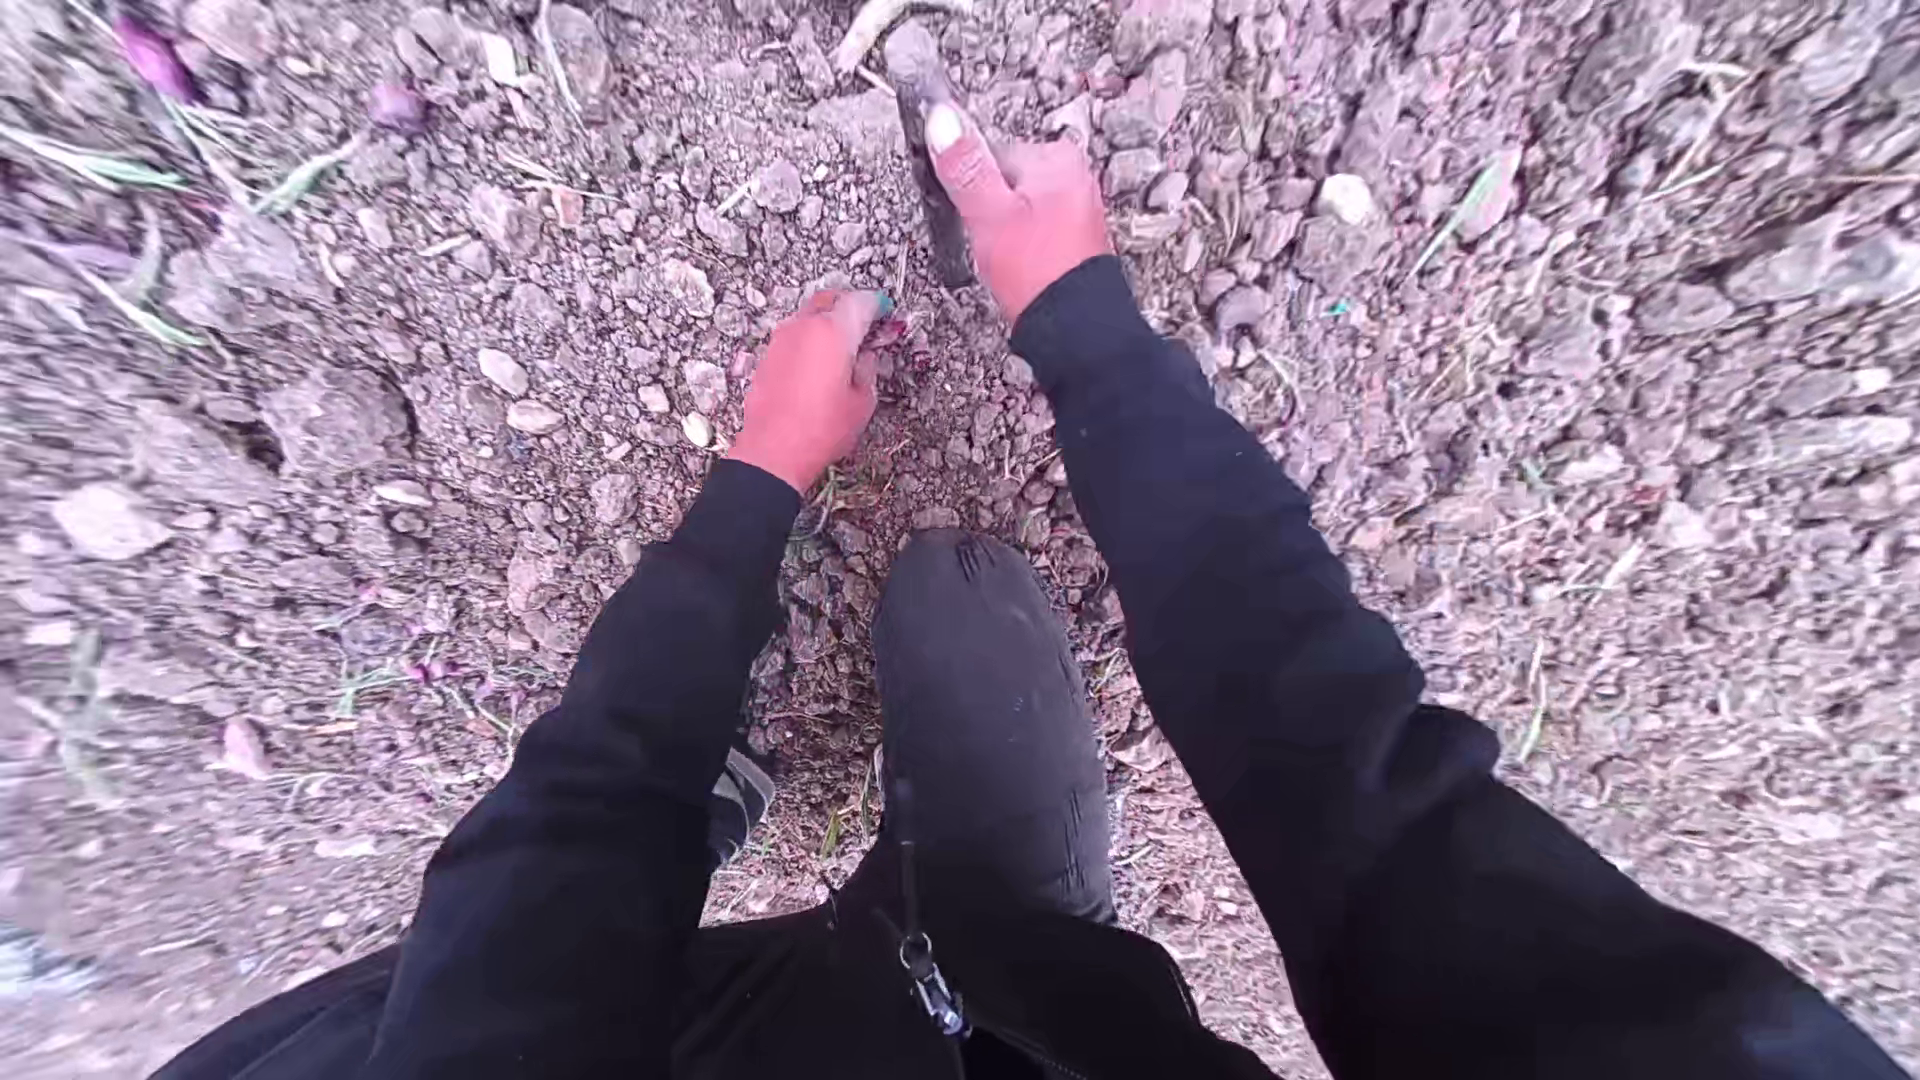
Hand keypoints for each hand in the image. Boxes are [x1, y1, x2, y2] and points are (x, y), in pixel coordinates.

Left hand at [726, 290, 882, 493]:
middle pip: (831, 300)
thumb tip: (866, 356)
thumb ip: (868, 369)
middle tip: (866, 326)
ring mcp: (781, 339)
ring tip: (843, 349)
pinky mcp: (768, 356)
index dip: (878, 306)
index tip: (886, 314)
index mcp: (833, 332)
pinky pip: (794, 336)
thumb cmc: (821, 430)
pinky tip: (820, 365)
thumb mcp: (862, 402)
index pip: (861, 301)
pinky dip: (810, 341)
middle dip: (850, 307)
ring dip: (828, 323)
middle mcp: (804, 327)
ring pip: (809, 316)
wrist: (774, 451)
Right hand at [925, 102, 1112, 322]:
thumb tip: (941, 119)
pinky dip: (1027, 255)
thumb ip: (965, 169)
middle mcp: (1076, 179)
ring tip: (1014, 265)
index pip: (993, 156)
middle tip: (998, 249)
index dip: (974, 194)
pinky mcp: (1078, 244)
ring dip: (1010, 241)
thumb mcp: (989, 216)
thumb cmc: (1038, 275)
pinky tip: (1027, 273)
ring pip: (1021, 216)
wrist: (1074, 330)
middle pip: (1008, 187)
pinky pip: (1038, 238)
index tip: (976, 220)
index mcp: (1058, 159)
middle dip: (995, 219)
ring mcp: (1080, 213)